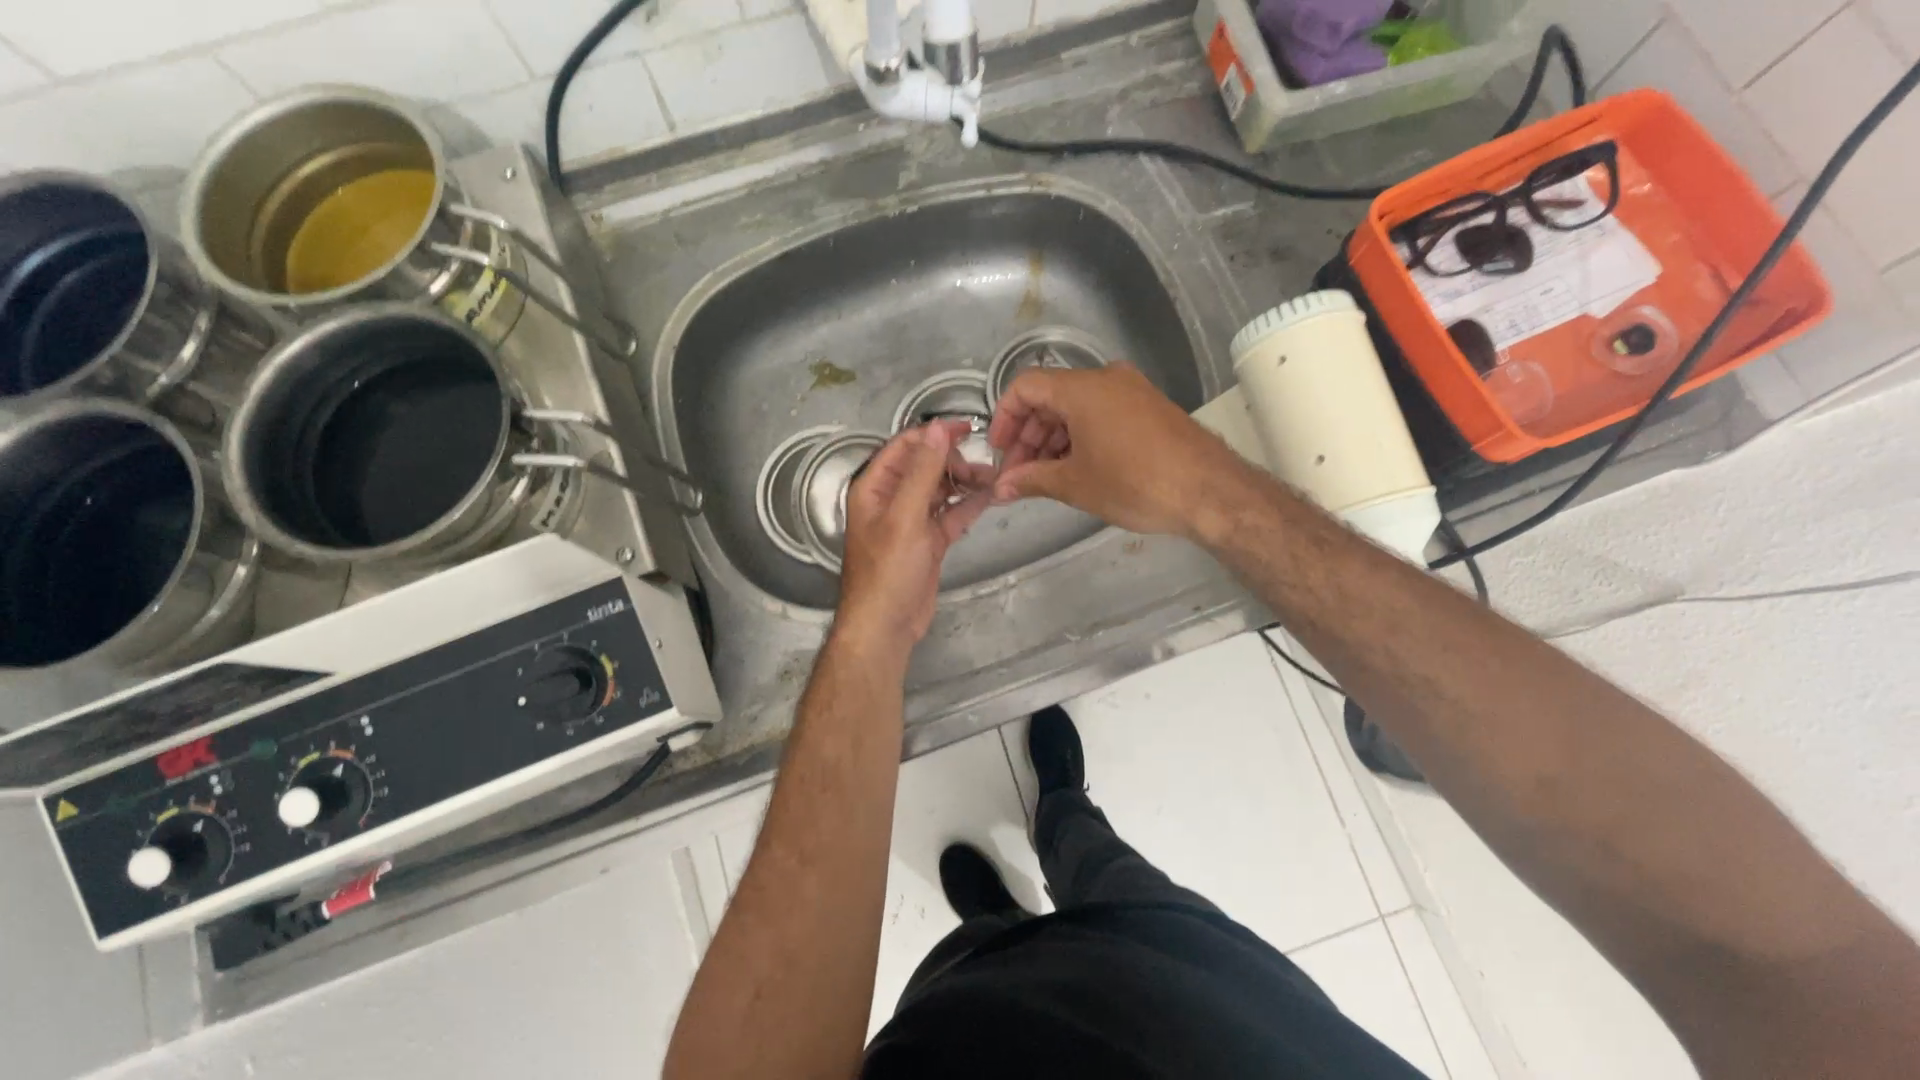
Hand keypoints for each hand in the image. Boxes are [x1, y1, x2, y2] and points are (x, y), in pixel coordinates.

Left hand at [836, 421, 989, 651]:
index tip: (968, 428)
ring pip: (940, 491)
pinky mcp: (928, 542)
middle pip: (925, 467)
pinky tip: (990, 499)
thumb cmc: (888, 570)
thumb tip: (938, 430)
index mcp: (874, 488)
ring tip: (993, 481)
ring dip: (964, 483)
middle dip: (953, 462)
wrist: (885, 625)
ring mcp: (911, 522)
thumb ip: (923, 472)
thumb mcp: (905, 516)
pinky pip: (950, 516)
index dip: (934, 434)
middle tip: (981, 468)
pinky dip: (968, 507)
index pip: (905, 447)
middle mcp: (891, 500)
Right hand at [986, 365, 1256, 539]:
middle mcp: (1106, 379)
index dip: (1004, 418)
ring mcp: (1132, 391)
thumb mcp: (1075, 484)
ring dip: (1053, 439)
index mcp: (1082, 389)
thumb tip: (1000, 488)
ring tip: (1044, 478)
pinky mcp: (1149, 408)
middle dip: (1028, 435)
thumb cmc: (1135, 483)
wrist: (1209, 491)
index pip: (1026, 386)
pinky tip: (1076, 469)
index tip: (999, 452)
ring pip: (1076, 407)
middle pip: (1050, 397)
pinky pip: (1101, 413)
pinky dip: (1081, 436)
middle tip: (1018, 474)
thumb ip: (1032, 480)